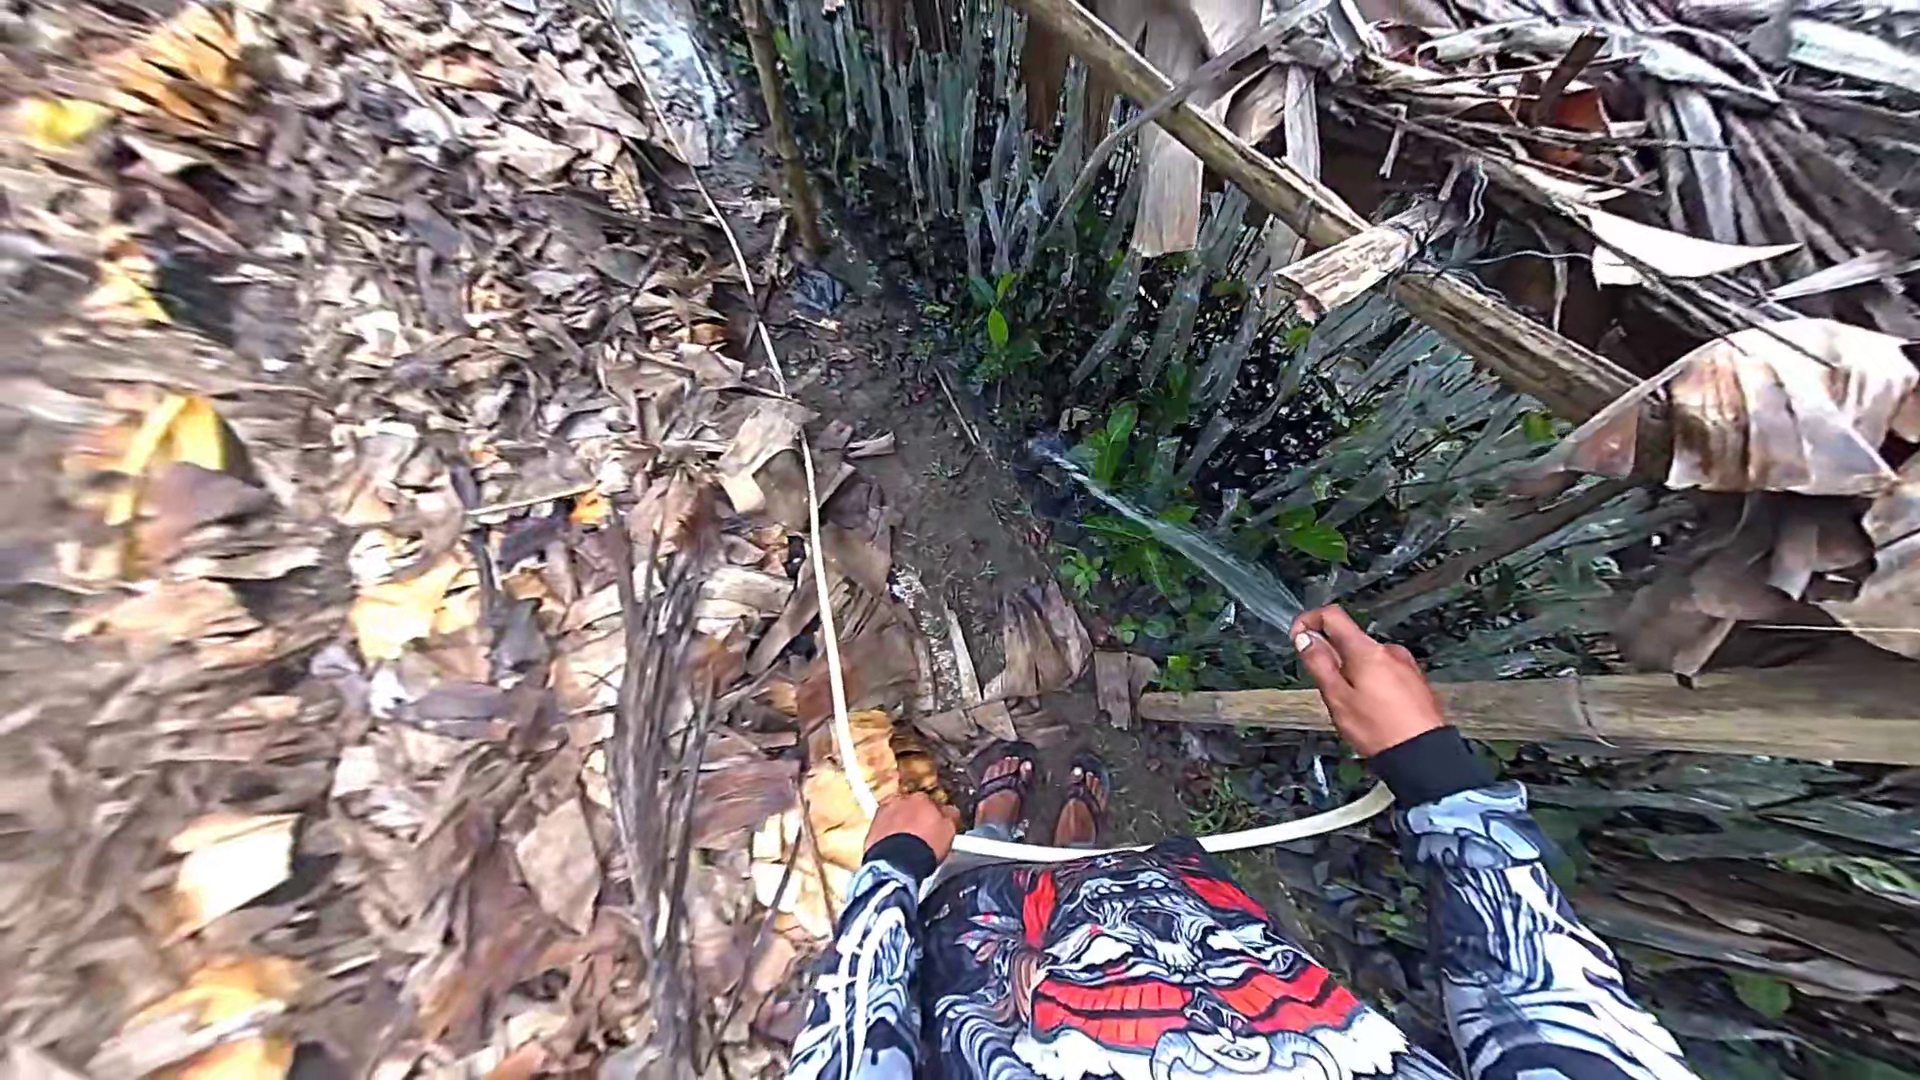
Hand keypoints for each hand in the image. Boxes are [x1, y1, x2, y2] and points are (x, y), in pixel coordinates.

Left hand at [865, 792, 960, 860]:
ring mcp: (884, 812)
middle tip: (921, 836)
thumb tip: (951, 811)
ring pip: (896, 815)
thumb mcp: (948, 832)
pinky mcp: (872, 827)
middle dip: (916, 817)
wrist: (896, 863)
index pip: (932, 803)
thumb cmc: (925, 846)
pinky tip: (894, 848)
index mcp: (922, 798)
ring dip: (900, 824)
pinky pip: (883, 828)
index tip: (936, 828)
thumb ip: (950, 817)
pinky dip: (888, 834)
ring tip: (907, 844)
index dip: (935, 817)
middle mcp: (901, 799)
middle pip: (912, 807)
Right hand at [1291, 605, 1445, 755]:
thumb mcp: (1336, 696)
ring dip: (1350, 668)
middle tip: (1326, 684)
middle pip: (1348, 637)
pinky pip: (1383, 668)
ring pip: (1365, 655)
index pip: (1332, 615)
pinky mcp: (1415, 680)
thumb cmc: (1378, 729)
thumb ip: (1318, 662)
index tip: (1299, 637)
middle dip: (1330, 653)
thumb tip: (1305, 638)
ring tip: (1351, 701)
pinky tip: (1370, 705)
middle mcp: (1389, 652)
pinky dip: (1369, 678)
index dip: (1309, 621)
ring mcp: (1406, 665)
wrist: (1424, 757)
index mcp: (1367, 652)